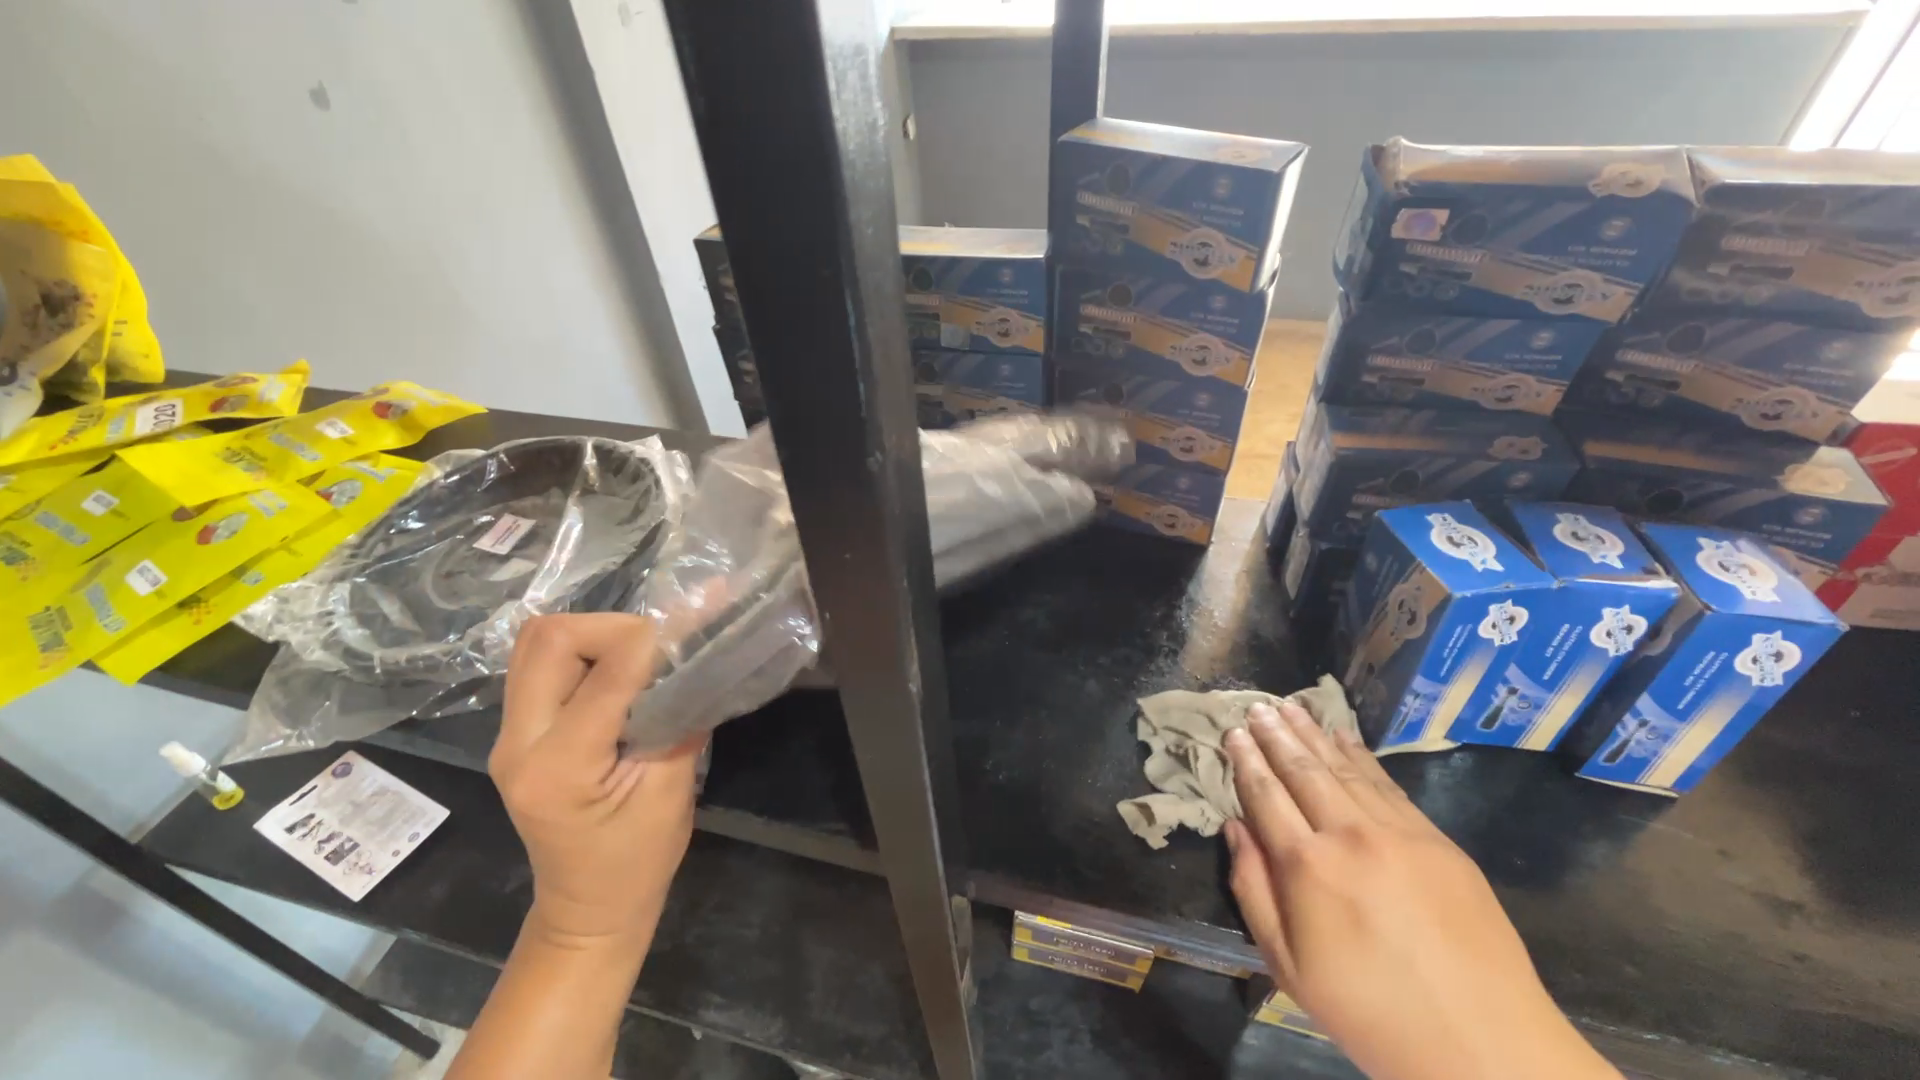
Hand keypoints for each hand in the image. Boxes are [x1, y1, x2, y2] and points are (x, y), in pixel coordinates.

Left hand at [490, 612, 704, 950]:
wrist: (588, 910)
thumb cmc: (636, 863)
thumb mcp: (670, 793)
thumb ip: (678, 717)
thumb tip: (697, 655)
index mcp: (557, 766)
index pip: (605, 675)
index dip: (654, 641)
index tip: (697, 621)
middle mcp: (516, 742)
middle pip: (546, 639)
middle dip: (611, 626)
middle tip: (659, 645)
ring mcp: (509, 736)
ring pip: (535, 644)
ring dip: (593, 635)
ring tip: (641, 655)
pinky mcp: (518, 732)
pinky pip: (539, 666)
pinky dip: (583, 651)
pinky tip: (620, 671)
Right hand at [1222, 702, 1618, 1079]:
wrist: (1481, 1041)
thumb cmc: (1368, 1011)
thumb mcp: (1287, 966)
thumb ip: (1253, 890)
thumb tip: (1235, 828)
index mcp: (1307, 867)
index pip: (1266, 796)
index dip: (1246, 761)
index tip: (1231, 732)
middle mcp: (1350, 835)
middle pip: (1303, 771)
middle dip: (1276, 736)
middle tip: (1256, 706)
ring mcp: (1399, 832)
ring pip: (1346, 769)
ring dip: (1313, 734)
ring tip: (1291, 707)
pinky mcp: (1438, 840)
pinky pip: (1388, 785)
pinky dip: (1361, 757)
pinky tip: (1344, 737)